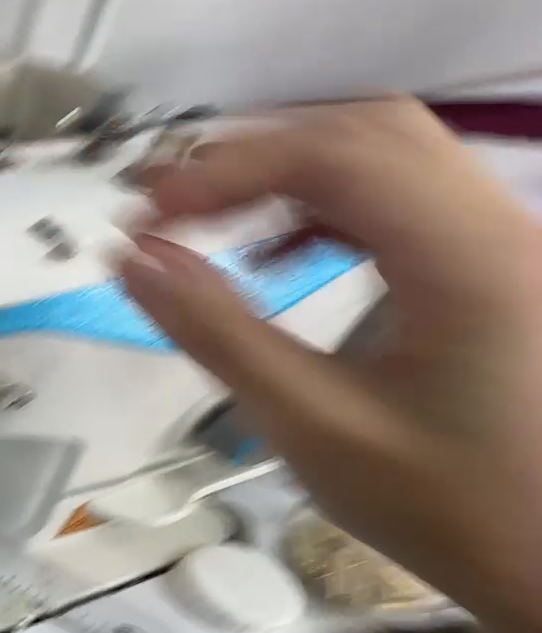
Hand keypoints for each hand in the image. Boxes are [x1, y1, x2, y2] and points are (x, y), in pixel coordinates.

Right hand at [117, 99, 541, 632]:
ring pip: (384, 155)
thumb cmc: (441, 501)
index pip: (336, 156)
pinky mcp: (492, 266)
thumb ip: (213, 330)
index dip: (224, 168)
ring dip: (278, 175)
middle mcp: (501, 228)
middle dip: (248, 156)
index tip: (139, 216)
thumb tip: (128, 259)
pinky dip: (316, 207)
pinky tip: (269, 253)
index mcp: (467, 261)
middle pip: (366, 131)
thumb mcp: (305, 420)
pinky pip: (398, 199)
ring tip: (197, 223)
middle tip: (157, 206)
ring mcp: (504, 243)